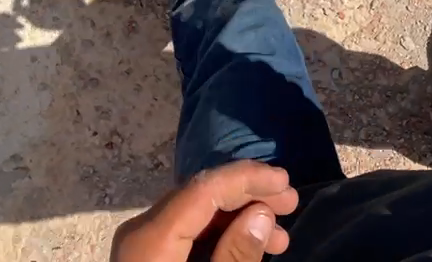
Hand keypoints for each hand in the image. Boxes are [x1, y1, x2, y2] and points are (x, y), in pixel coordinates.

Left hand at [111, 159, 297, 261]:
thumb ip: (234, 257)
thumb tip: (262, 212)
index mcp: (149, 236)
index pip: (205, 187)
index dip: (248, 177)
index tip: (285, 182)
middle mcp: (141, 230)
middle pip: (202, 196)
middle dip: (249, 195)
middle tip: (291, 203)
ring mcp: (140, 245)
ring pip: (197, 215)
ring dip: (239, 217)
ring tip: (279, 235)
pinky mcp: (144, 258)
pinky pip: (187, 233)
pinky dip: (219, 234)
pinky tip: (248, 243)